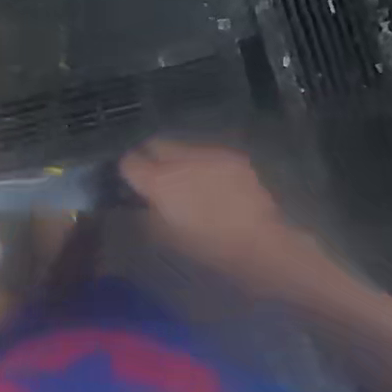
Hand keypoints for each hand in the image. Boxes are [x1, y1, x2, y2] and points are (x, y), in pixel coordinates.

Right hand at [120, 139, 303, 280]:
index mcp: (158, 181)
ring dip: (179, 160)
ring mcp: (210, 155)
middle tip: (157, 175)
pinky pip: (209, 154)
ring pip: (183, 148)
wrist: (262, 245)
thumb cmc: (207, 246)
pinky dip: (205, 165)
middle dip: (152, 157)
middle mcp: (180, 160)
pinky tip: (214, 183)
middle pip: (155, 144)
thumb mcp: (165, 234)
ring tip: (189, 179)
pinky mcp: (234, 157)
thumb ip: (149, 209)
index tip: (134, 182)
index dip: (128, 171)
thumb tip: (144, 198)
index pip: (129, 162)